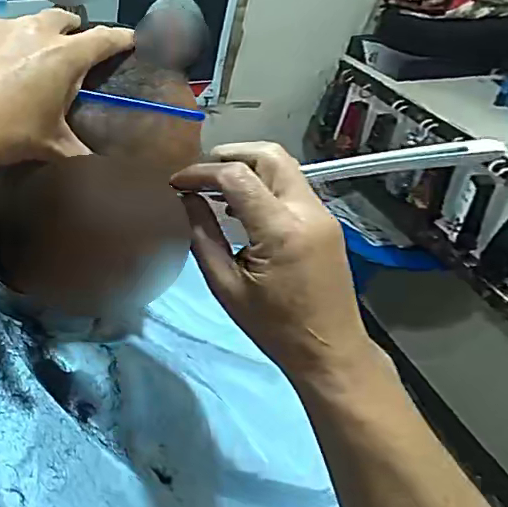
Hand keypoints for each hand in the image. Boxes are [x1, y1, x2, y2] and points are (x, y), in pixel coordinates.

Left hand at [0, 10, 132, 170]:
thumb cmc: (7, 134)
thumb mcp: (49, 145)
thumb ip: (75, 146)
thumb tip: (91, 161)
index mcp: (65, 55)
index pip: (105, 39)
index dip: (120, 39)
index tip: (128, 40)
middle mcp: (35, 30)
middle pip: (64, 19)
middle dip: (71, 31)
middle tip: (68, 51)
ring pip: (25, 23)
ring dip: (31, 37)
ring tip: (22, 62)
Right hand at [172, 143, 376, 383]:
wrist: (330, 351)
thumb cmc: (274, 327)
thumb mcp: (226, 285)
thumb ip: (203, 235)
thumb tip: (188, 199)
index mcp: (281, 230)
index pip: (236, 176)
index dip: (201, 173)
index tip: (176, 183)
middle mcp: (307, 211)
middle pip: (268, 154)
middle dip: (228, 155)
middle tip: (199, 174)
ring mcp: (322, 214)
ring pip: (284, 165)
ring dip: (248, 166)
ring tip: (215, 188)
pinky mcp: (326, 221)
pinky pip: (292, 185)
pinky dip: (264, 182)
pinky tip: (242, 205)